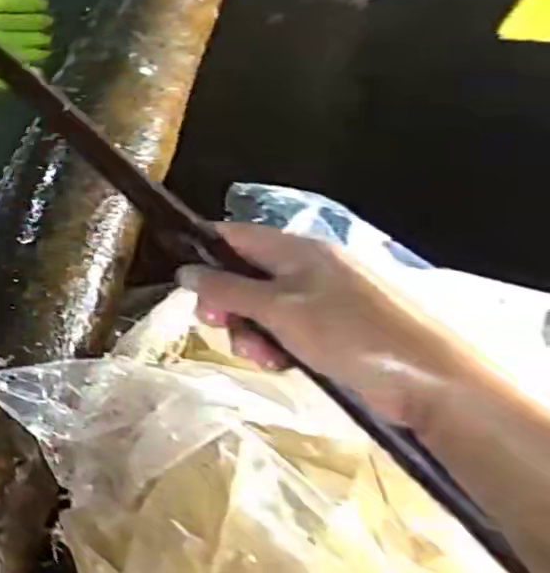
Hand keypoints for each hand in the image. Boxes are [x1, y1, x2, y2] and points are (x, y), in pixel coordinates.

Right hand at [178, 223, 468, 428]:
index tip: (183, 281)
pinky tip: (279, 362)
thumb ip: (222, 288)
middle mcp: (312, 269)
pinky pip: (289, 328)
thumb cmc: (352, 336)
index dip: (200, 251)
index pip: (230, 235)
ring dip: (248, 328)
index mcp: (298, 250)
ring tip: (257, 354)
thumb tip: (184, 272)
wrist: (445, 394)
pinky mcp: (342, 332)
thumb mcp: (275, 309)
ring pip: (262, 305)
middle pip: (242, 274)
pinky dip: (276, 343)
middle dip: (224, 301)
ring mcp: (329, 301)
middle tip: (216, 324)